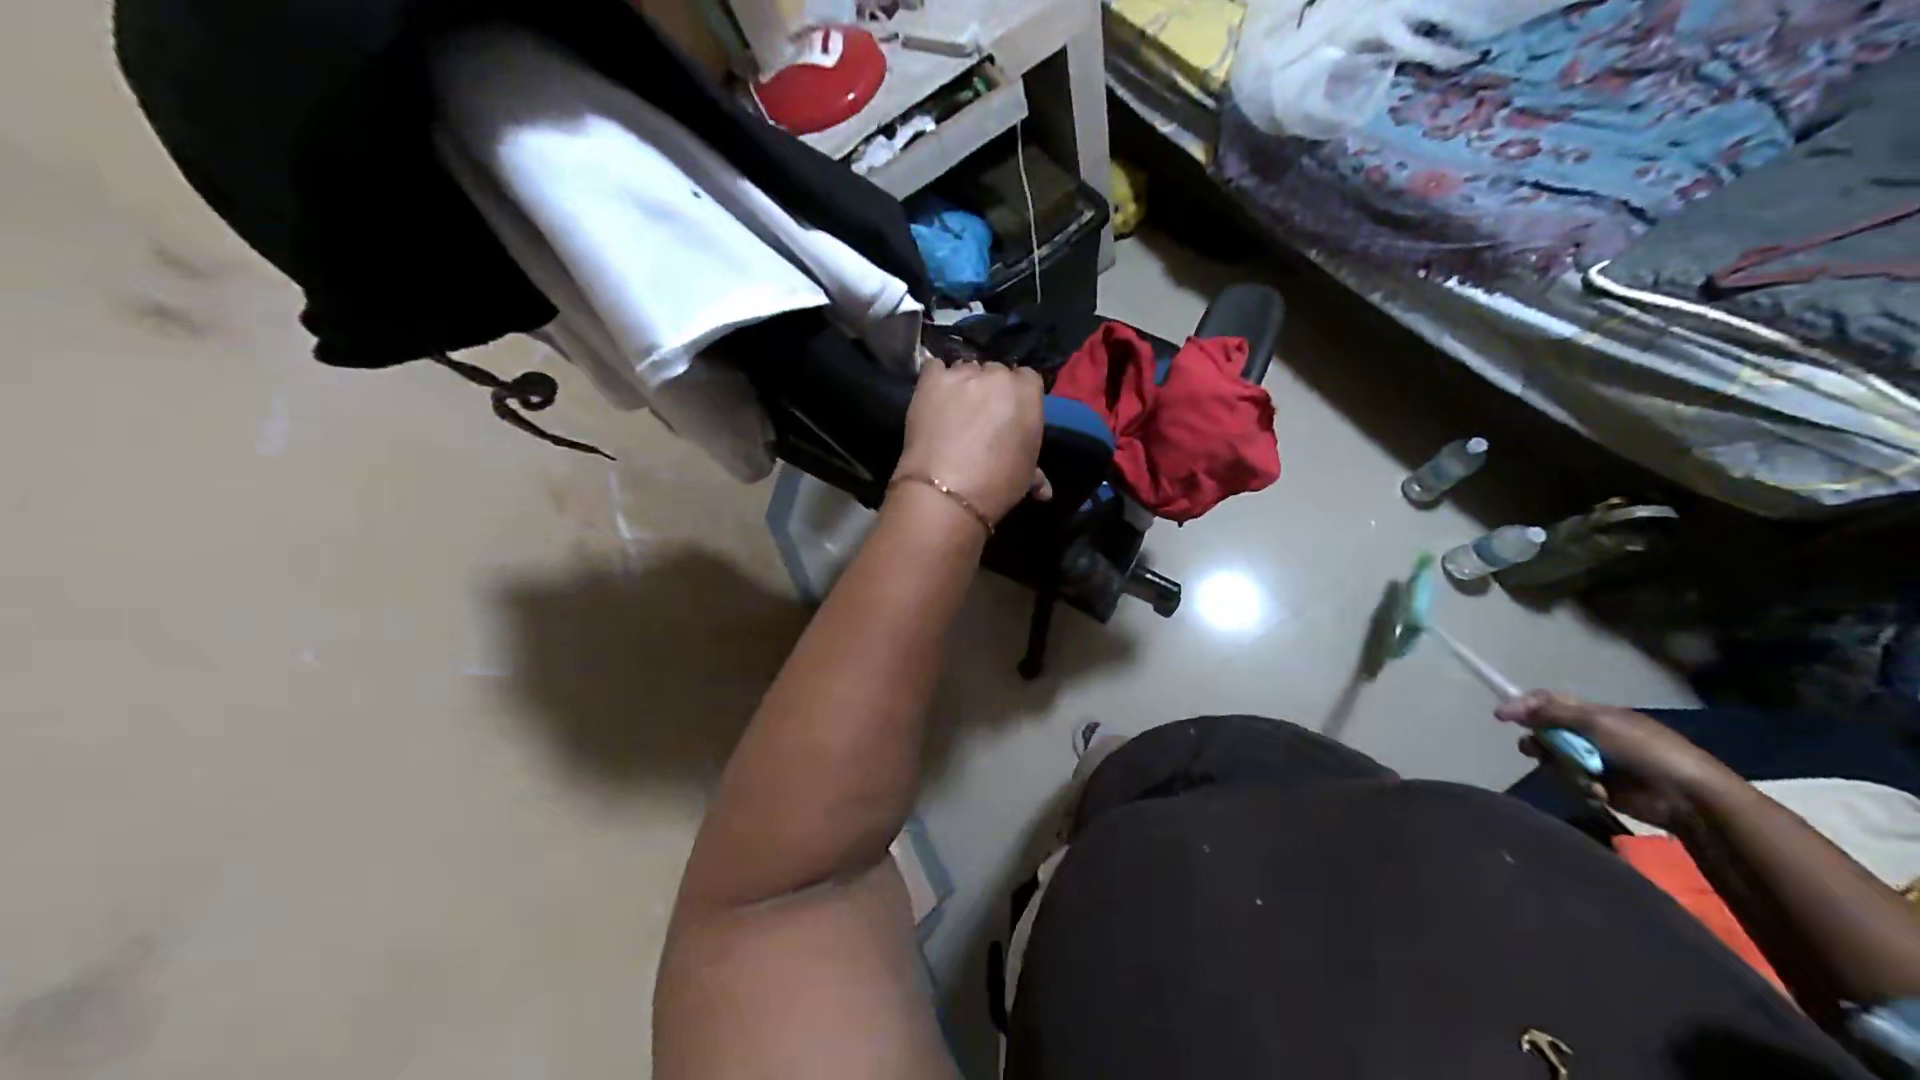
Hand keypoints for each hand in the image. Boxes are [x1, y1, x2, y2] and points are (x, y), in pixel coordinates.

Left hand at [895, 357, 1050, 522]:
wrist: (945, 492)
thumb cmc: (996, 485)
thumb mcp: (1025, 477)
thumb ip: (1035, 469)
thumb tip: (1044, 490)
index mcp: (1027, 393)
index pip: (1027, 378)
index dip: (1017, 395)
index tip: (1009, 414)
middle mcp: (996, 376)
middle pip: (995, 372)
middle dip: (990, 390)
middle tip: (980, 416)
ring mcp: (961, 375)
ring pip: (965, 369)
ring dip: (963, 385)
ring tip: (953, 409)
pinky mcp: (930, 381)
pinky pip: (935, 367)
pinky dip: (936, 379)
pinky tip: (934, 396)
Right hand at [1496, 691, 1740, 827]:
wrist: (1686, 795)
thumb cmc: (1645, 750)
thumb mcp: (1597, 723)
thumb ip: (1552, 715)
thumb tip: (1511, 708)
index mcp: (1589, 713)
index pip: (1546, 701)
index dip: (1522, 705)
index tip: (1501, 716)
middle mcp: (1585, 734)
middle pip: (1542, 732)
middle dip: (1539, 743)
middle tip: (1540, 752)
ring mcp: (1590, 760)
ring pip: (1551, 759)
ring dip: (1564, 769)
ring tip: (1585, 778)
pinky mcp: (1595, 784)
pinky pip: (1567, 781)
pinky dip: (1580, 786)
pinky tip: (1599, 791)